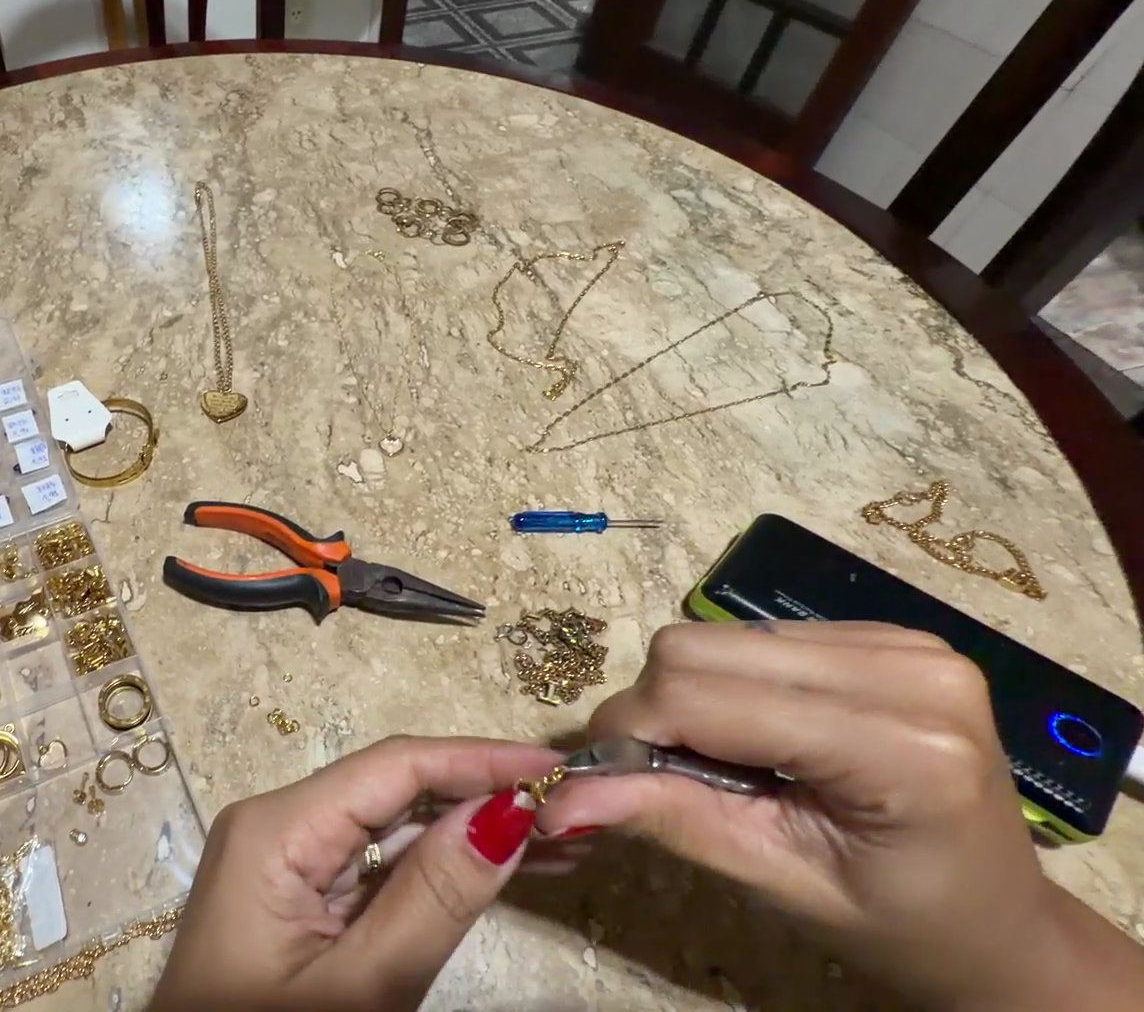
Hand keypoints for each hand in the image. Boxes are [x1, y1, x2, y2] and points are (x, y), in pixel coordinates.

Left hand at [148, 737, 586, 1011]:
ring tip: (564, 837)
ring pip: (392, 826)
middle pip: (393, 789)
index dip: (478, 759)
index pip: (391, 767)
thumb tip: (506, 813)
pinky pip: (377, 864)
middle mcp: (278, 823)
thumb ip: (431, 898)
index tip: (558, 766)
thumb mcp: (360, 987)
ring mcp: (287, 857)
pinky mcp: (299, 891)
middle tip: (577, 807)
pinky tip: (503, 867)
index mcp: (276, 827)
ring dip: (473, 829)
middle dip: (484, 793)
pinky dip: (440, 865)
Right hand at [539, 620, 1143, 1009]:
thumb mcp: (774, 880)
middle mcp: (909, 669)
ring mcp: (902, 641)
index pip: (698, 696)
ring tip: (721, 755)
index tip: (610, 777)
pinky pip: (747, 635)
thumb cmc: (892, 920)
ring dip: (687, 693)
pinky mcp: (882, 632)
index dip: (629, 730)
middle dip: (654, 709)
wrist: (997, 919)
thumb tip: (555, 803)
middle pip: (695, 650)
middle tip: (665, 770)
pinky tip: (760, 728)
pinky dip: (725, 680)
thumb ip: (665, 819)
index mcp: (901, 746)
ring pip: (711, 635)